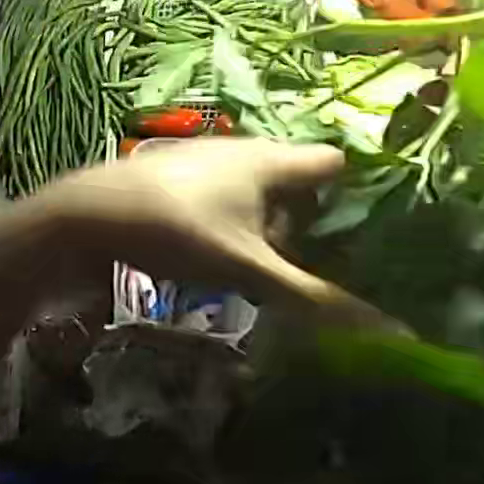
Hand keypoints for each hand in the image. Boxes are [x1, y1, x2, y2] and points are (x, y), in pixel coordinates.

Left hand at [25, 138, 382, 324]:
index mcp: (268, 159)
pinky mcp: (168, 180)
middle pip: (294, 182)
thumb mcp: (247, 268)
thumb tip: (400, 333)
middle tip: (334, 265)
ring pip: (252, 193)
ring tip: (278, 270)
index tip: (385, 235)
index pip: (335, 164)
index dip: (363, 194)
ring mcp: (198, 162)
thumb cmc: (174, 230)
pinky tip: (222, 257)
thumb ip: (315, 298)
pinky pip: (217, 199)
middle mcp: (237, 150)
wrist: (83, 216)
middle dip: (313, 220)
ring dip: (267, 227)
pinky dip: (231, 224)